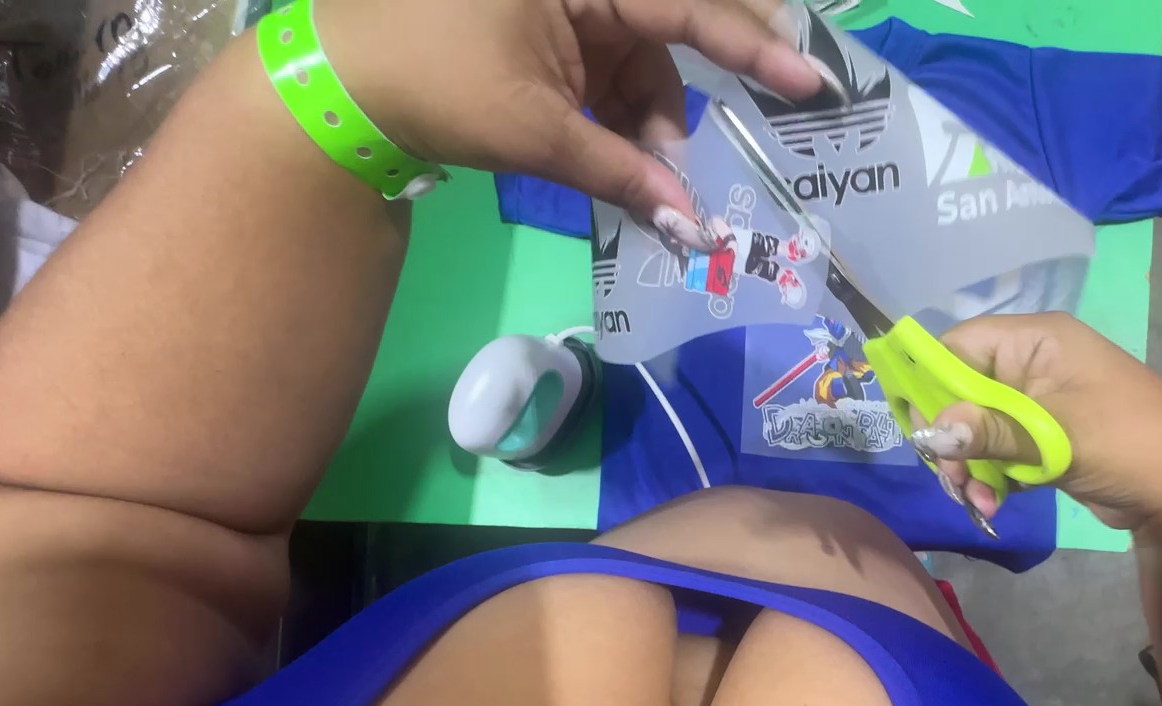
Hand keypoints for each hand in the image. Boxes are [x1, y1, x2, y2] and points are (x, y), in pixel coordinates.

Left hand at [310, 0, 827, 241]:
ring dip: (662, 128)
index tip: (809, 78)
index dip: (753, 44)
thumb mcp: (538, 132)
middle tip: (777, 103)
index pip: (685, 6)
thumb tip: (691, 228)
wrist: (352, 82)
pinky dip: (632, 124)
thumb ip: (623, 175)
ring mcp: (576, 8)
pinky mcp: (564, 36)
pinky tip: (638, 164)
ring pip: (651, 67)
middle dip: (718, 74)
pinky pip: (621, 78)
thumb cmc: (437, 83)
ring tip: (662, 183)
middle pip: (678, 25)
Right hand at [915, 313, 1161, 532]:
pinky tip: (991, 503)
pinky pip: (997, 450)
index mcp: (1037, 340)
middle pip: (961, 392)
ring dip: (969, 466)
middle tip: (951, 478)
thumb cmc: (1126, 442)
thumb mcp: (1052, 434)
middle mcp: (1032, 365)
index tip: (920, 430)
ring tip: (977, 500)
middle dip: (952, 439)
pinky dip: (988, 477)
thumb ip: (988, 430)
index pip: (959, 346)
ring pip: (975, 428)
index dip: (931, 383)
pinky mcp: (1042, 438)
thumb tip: (930, 432)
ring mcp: (1037, 403)